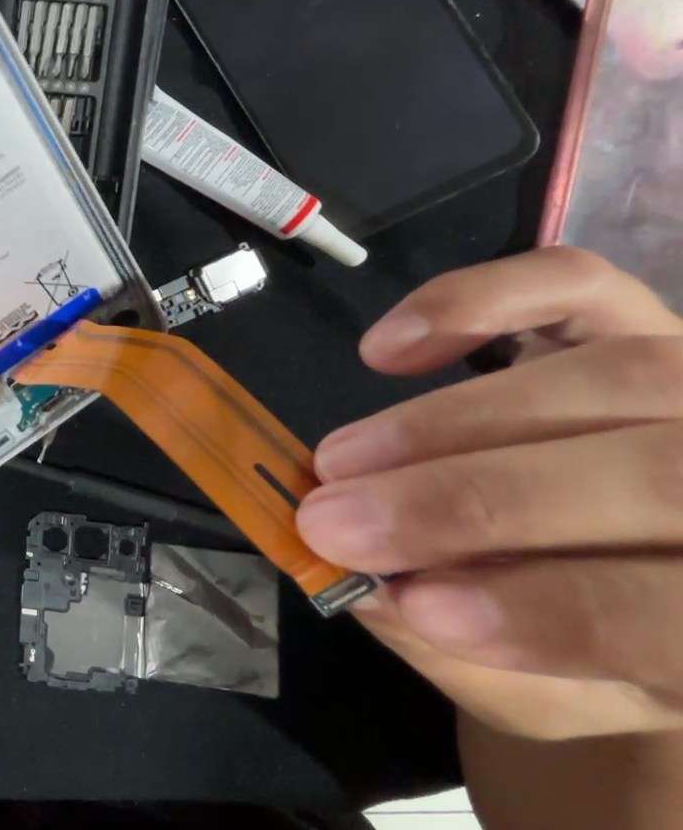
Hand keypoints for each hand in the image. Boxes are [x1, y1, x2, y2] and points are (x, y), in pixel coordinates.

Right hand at [296, 247, 682, 738]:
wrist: (636, 574)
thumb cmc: (587, 655)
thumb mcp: (538, 697)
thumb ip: (459, 652)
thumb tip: (373, 585)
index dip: (557, 609)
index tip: (415, 604)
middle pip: (660, 476)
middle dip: (468, 500)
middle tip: (331, 519)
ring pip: (613, 376)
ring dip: (444, 421)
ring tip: (337, 459)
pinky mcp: (642, 325)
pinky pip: (576, 284)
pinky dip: (470, 303)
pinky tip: (385, 351)